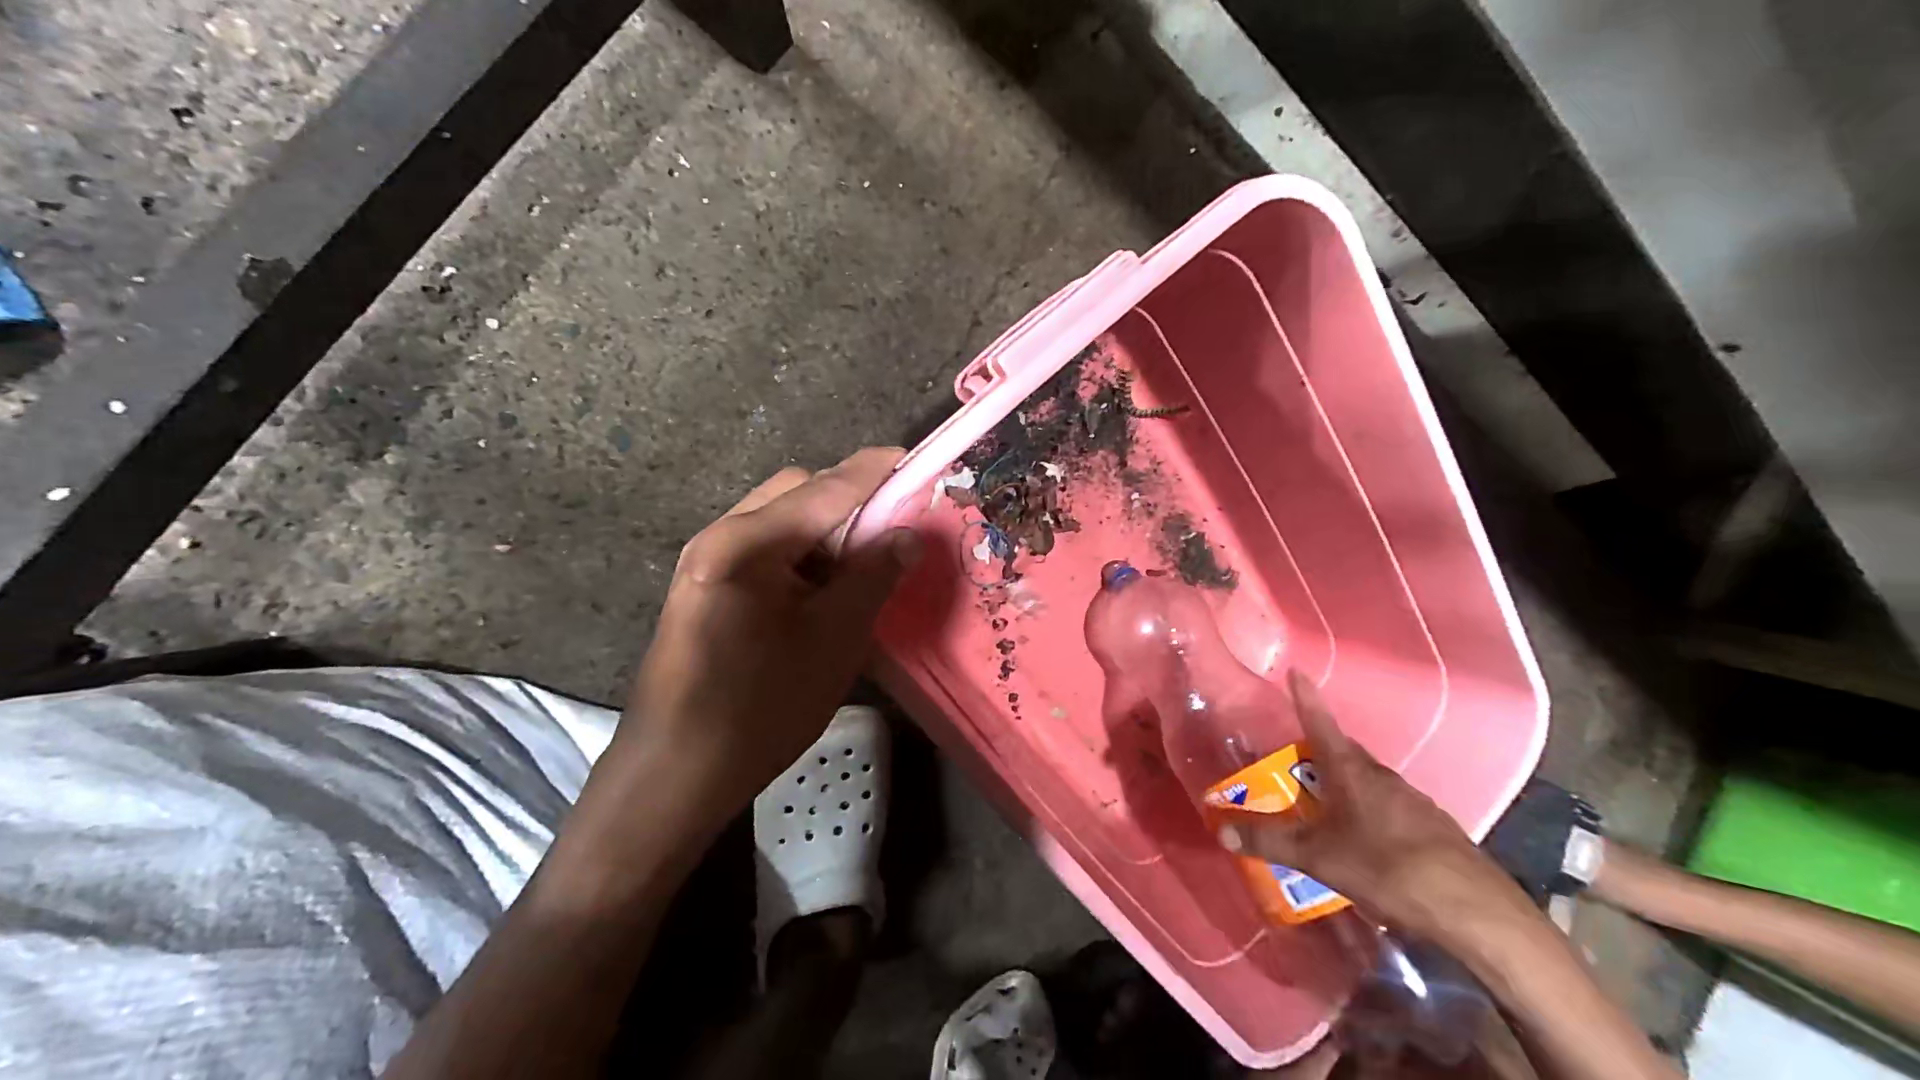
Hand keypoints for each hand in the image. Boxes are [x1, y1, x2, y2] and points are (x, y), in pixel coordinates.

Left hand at [621, 446, 920, 813]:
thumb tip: (908, 536)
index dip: (875, 473)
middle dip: (851, 501)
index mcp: (745, 542)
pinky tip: (831, 586)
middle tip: (896, 526)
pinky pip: (769, 551)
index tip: (916, 460)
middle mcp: (720, 537)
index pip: (825, 489)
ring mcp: (709, 562)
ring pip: (784, 522)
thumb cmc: (759, 707)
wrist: (676, 773)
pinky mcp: (711, 588)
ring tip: (870, 559)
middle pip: (797, 494)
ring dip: (830, 531)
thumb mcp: (832, 640)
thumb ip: (872, 578)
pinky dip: (807, 556)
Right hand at [1216, 671, 1528, 945]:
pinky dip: (1368, 811)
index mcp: (1351, 771)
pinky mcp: (1433, 828)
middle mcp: (1383, 776)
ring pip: (1368, 781)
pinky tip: (1363, 841)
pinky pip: (1388, 807)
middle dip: (1318, 751)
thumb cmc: (1386, 868)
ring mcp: (1413, 801)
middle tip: (1291, 761)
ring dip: (1343, 785)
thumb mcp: (1318, 858)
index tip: (1296, 671)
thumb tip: (1221, 829)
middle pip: (1344, 752)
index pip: (1320, 723)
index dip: (1305, 697)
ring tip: (1321, 806)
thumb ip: (1269, 842)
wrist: (1473, 911)